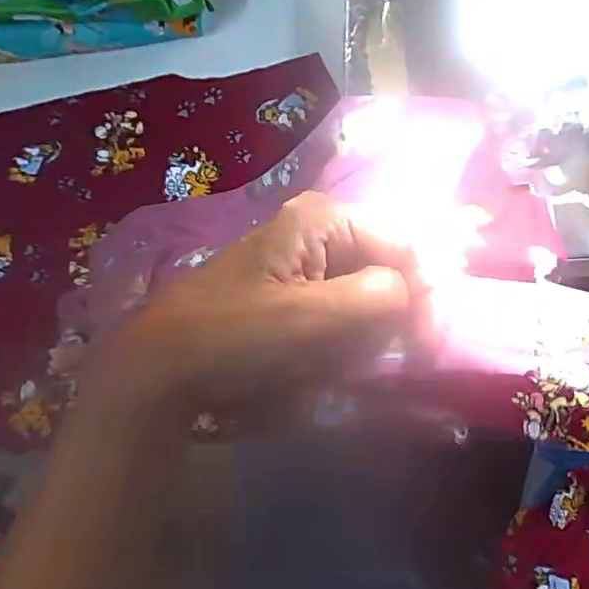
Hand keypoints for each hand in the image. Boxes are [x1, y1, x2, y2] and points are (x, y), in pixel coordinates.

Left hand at [86, 192, 418, 418]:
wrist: (162, 370)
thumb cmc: (230, 337)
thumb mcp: (307, 317)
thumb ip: (376, 298)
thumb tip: (412, 295)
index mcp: (323, 218)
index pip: (407, 244)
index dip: (426, 295)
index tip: (425, 351)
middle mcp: (319, 231)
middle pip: (389, 271)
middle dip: (385, 323)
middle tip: (365, 363)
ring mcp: (305, 265)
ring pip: (369, 300)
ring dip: (361, 341)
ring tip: (329, 369)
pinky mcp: (295, 297)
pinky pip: (342, 319)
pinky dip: (340, 348)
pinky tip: (314, 369)